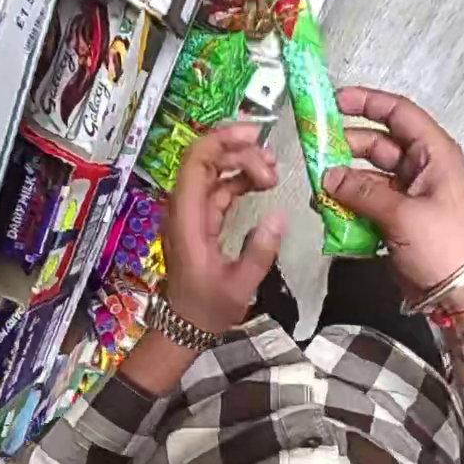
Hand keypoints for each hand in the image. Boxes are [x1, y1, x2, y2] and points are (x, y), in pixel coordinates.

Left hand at [163, 124, 287, 335]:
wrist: (186, 325)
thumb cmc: (208, 308)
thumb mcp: (240, 285)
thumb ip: (260, 251)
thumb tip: (279, 217)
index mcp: (187, 219)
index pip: (196, 163)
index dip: (222, 141)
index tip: (254, 137)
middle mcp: (184, 209)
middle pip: (204, 160)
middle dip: (236, 148)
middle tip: (271, 157)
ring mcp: (191, 214)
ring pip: (212, 173)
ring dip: (240, 164)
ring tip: (271, 169)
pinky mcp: (200, 221)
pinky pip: (217, 190)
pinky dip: (238, 181)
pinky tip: (260, 183)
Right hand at [321, 87, 463, 295]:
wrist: (458, 293)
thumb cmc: (442, 246)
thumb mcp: (402, 215)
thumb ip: (362, 192)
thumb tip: (328, 178)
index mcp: (433, 154)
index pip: (398, 113)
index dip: (367, 102)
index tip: (334, 101)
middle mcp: (420, 169)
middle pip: (377, 145)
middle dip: (346, 147)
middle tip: (315, 152)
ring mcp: (408, 195)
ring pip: (368, 177)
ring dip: (343, 181)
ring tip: (318, 187)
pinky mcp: (397, 220)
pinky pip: (368, 204)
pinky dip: (349, 206)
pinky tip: (328, 210)